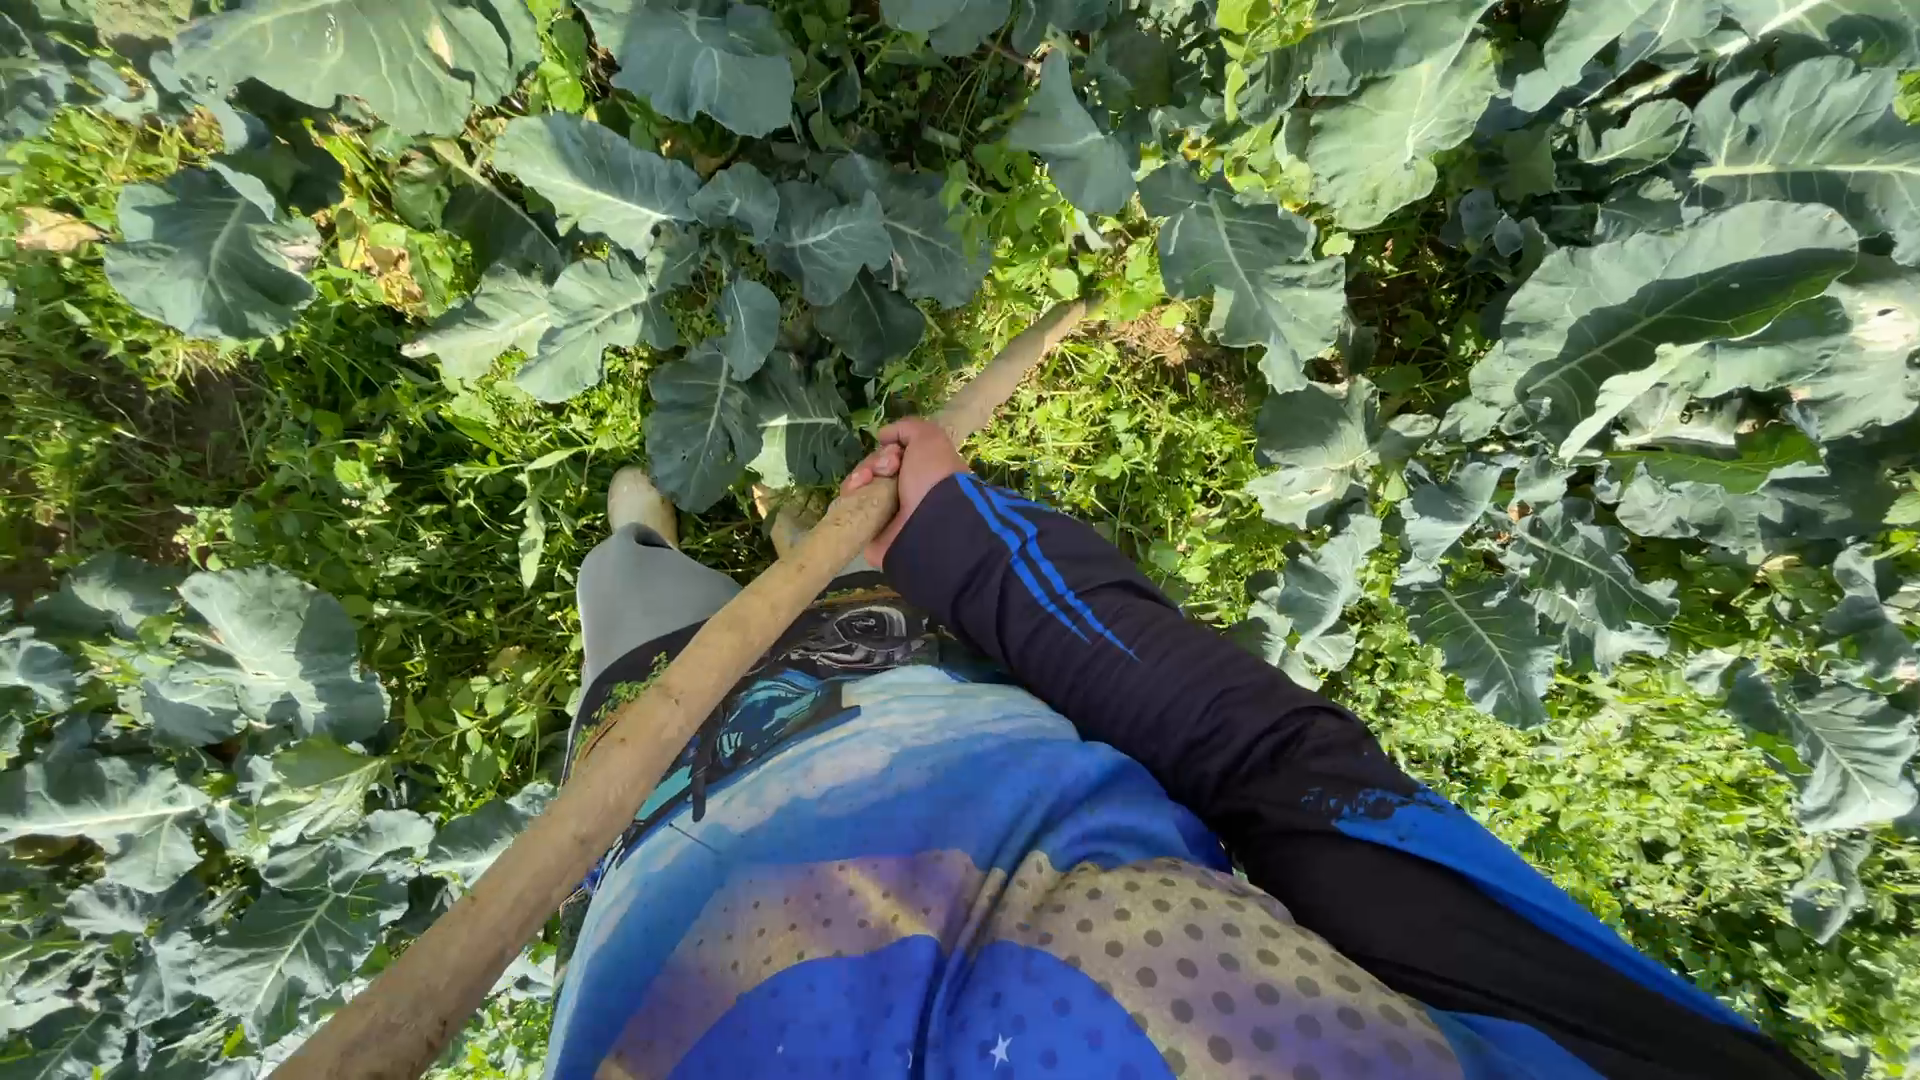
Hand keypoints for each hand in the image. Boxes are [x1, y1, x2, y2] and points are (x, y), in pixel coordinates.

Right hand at [840, 416, 969, 565]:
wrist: (930, 522)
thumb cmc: (933, 477)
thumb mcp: (929, 438)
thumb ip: (908, 428)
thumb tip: (883, 436)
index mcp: (922, 475)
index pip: (894, 457)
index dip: (890, 451)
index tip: (896, 453)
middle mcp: (905, 494)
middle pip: (874, 469)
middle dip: (874, 463)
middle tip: (886, 469)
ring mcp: (886, 513)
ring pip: (860, 485)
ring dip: (860, 475)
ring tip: (867, 480)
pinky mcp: (869, 531)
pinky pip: (850, 507)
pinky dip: (850, 495)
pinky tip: (857, 491)